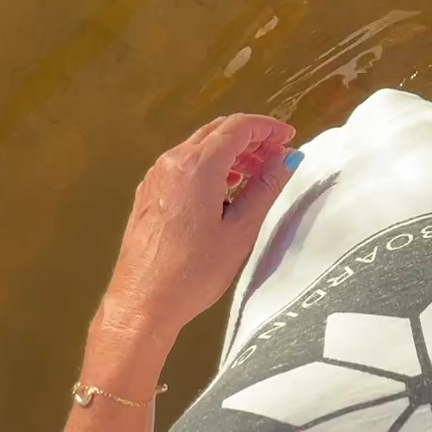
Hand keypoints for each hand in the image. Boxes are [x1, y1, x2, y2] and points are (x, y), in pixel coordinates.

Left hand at [99, 114, 298, 338]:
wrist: (141, 305)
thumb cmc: (195, 271)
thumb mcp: (240, 230)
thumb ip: (266, 187)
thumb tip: (288, 158)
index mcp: (197, 165)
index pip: (239, 126)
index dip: (268, 127)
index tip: (289, 138)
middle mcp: (173, 160)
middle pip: (219, 131)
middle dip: (252, 138)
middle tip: (278, 156)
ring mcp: (157, 175)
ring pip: (201, 145)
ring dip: (232, 151)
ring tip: (256, 173)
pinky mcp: (148, 191)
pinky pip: (185, 163)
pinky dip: (211, 164)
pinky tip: (225, 189)